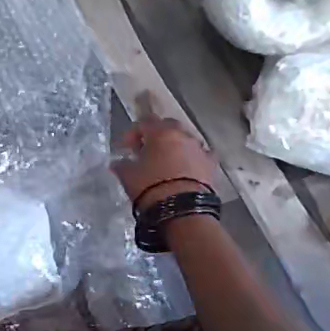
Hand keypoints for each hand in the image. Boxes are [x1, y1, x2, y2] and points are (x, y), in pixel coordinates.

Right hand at [112, 94, 217, 208]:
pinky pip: (200, 155)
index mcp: (160, 133)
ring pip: (185, 140)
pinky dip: (192, 159)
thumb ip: (122, 165)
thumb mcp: (128, 176)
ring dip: (175, 147)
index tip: (126, 147)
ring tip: (166, 163)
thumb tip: (118, 162)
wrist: (182, 209)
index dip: (133, 132)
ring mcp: (200, 148)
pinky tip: (187, 169)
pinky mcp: (211, 164)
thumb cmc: (150, 188)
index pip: (145, 121)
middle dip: (156, 136)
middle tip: (146, 151)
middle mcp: (182, 135)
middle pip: (168, 126)